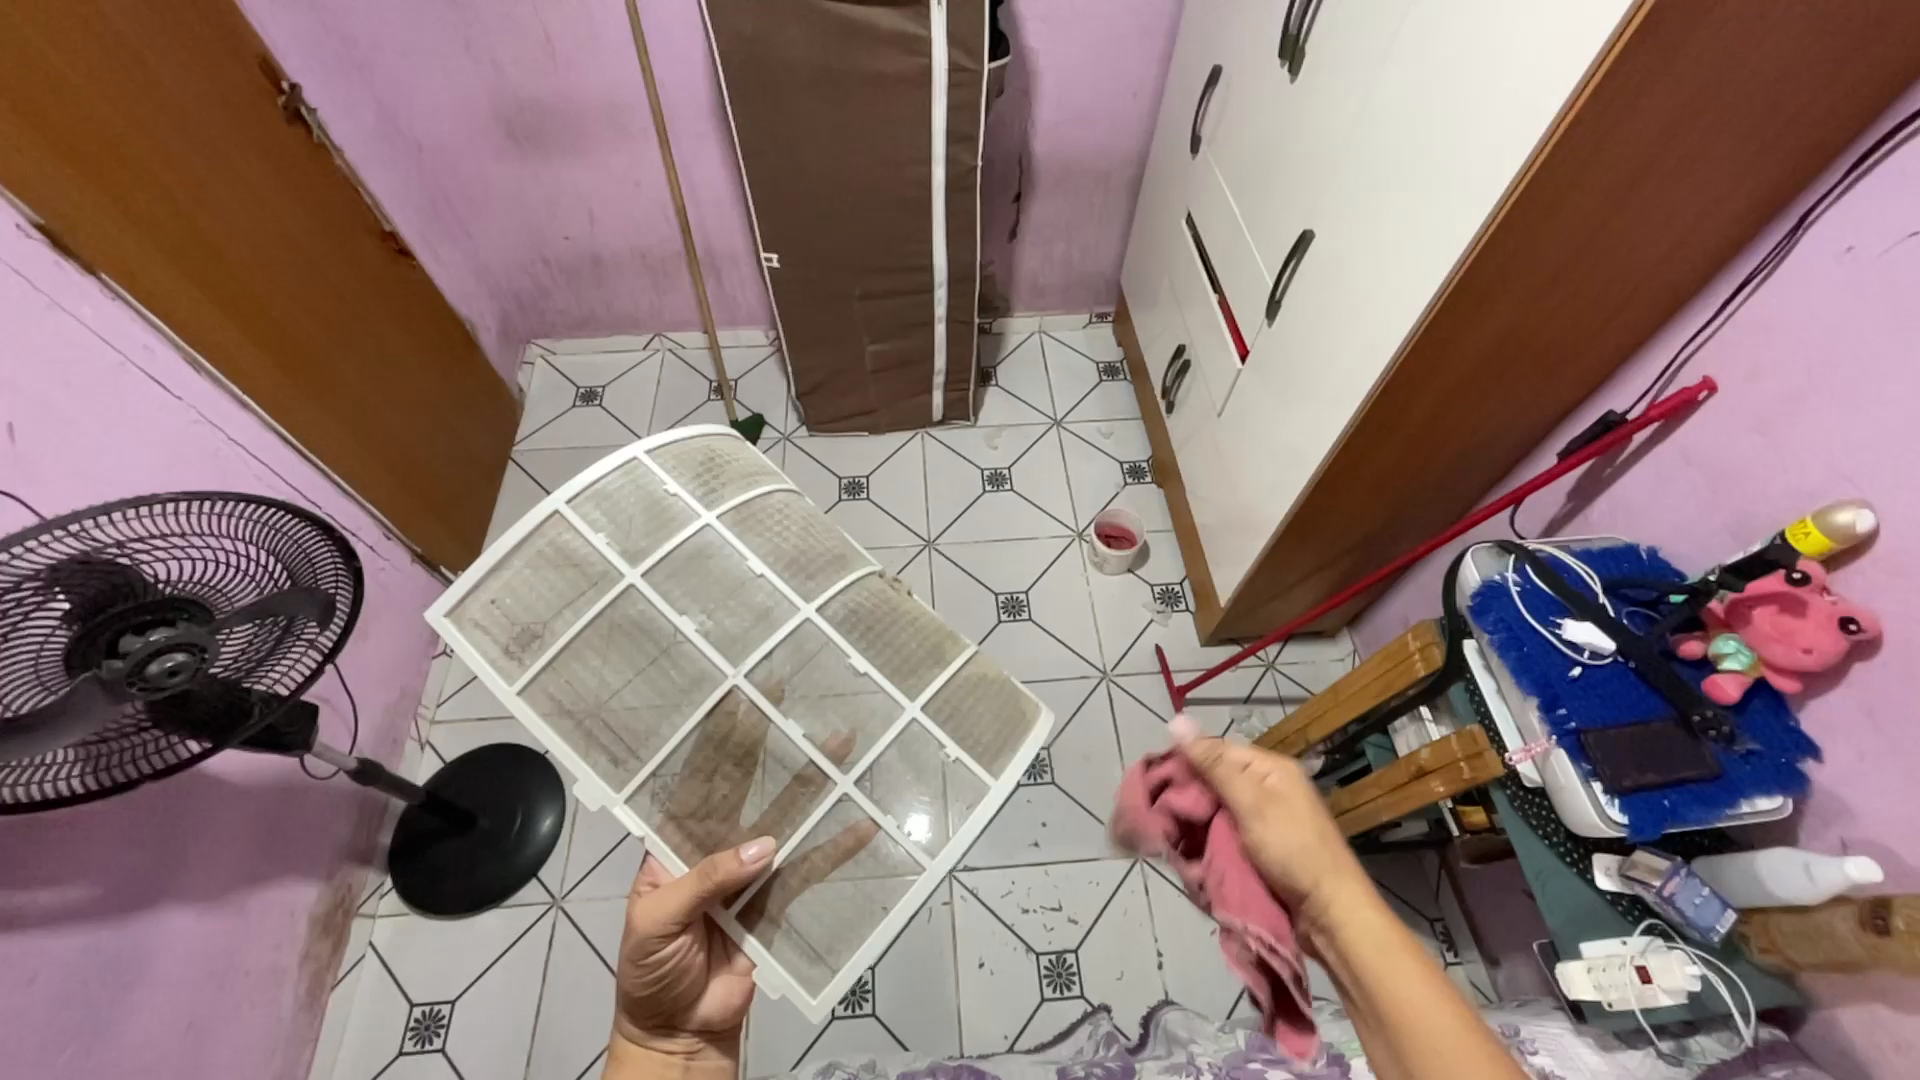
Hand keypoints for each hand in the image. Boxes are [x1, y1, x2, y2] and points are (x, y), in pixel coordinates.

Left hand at [610, 688, 878, 1064]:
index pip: (696, 779)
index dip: (714, 740)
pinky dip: (838, 848)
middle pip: (745, 782)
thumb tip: (766, 846)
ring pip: (787, 814)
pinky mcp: (779, 898)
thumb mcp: (657, 919)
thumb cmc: (649, 971)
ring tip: (841, 746)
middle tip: (786, 699)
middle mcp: (717, 843)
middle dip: (764, 741)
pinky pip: (812, 867)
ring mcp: (752, 868)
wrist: (678, 1031)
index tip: (737, 699)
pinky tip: (862, 823)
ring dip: (812, 782)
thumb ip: (706, 879)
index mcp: (676, 843)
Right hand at [1170, 715, 1374, 940]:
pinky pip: (1222, 831)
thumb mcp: (1251, 803)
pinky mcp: (1257, 846)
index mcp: (1269, 768)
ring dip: (1194, 819)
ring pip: (1214, 807)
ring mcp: (1262, 818)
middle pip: (1213, 779)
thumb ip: (1213, 765)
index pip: (1216, 750)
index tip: (1153, 780)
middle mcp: (1265, 787)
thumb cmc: (1293, 851)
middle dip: (1187, 795)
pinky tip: (1187, 848)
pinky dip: (1206, 838)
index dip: (1184, 761)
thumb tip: (1177, 720)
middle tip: (1157, 812)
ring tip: (1167, 832)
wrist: (1330, 916)